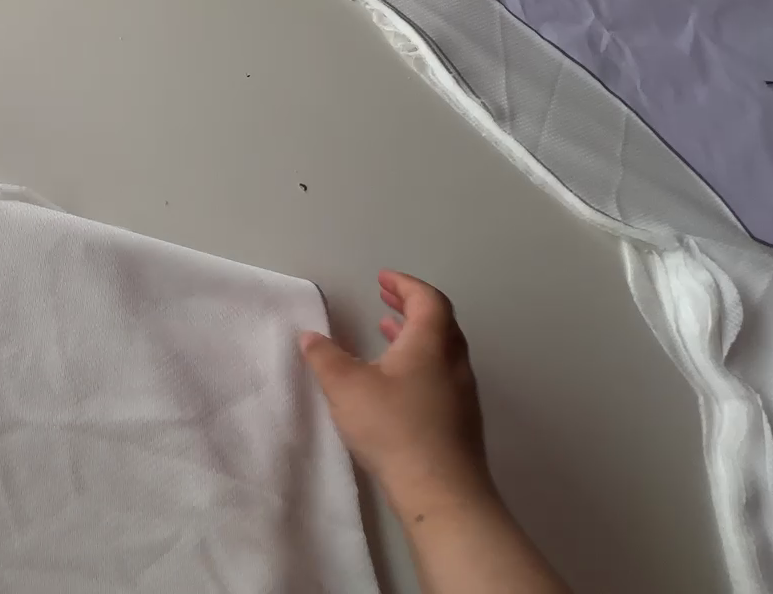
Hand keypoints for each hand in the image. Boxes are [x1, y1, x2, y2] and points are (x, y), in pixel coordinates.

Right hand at [300, 271, 489, 511]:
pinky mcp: (458, 420)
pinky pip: (441, 372)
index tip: (382, 278)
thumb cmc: (393, 427)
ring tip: (386, 329)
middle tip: (384, 295)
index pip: (429, 301)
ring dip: (415, 333)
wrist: (442, 494)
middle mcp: (453, 365)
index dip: (406, 285)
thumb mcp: (344, 385)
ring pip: (442, 350)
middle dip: (411, 305)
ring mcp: (461, 395)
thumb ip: (324, 355)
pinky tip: (393, 375)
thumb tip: (311, 336)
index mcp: (431, 346)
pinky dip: (419, 358)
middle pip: (441, 323)